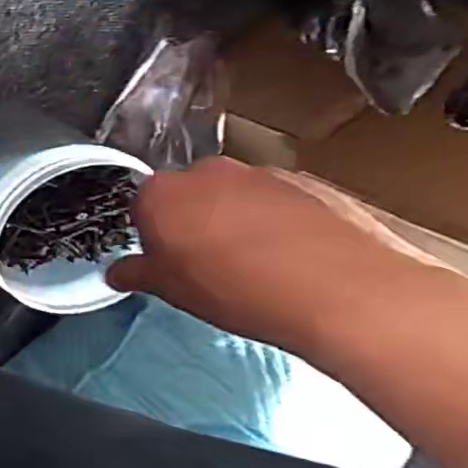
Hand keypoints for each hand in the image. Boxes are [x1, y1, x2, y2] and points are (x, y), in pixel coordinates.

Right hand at [107, 156, 453, 352]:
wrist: (349, 294)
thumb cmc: (240, 289)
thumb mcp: (173, 291)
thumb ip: (137, 274)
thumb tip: (118, 273)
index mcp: (159, 192)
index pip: (143, 208)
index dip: (156, 235)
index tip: (172, 260)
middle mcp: (204, 173)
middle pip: (190, 194)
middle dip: (197, 220)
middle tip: (215, 262)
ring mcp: (261, 175)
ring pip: (238, 196)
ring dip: (242, 220)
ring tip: (266, 265)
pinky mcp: (313, 185)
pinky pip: (285, 201)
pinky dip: (286, 222)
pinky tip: (302, 258)